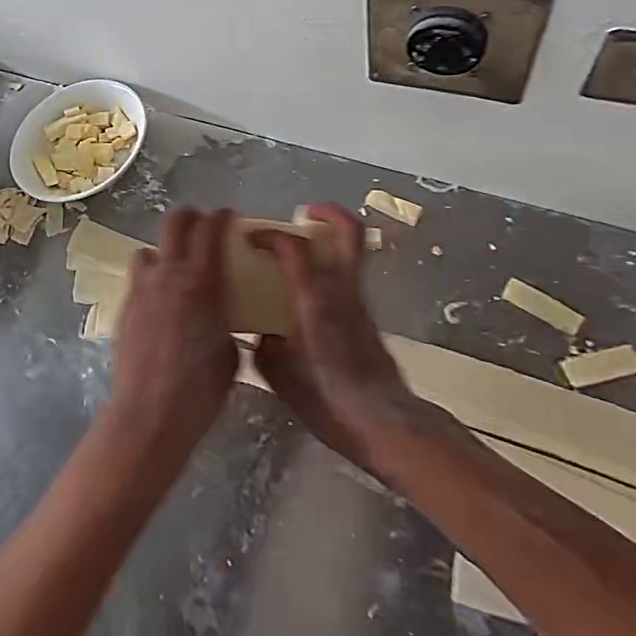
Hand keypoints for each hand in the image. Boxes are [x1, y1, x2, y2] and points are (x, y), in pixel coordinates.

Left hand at [108, 208, 237, 451]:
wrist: (150, 414)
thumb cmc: (202, 388)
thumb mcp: (230, 350)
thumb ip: (225, 319)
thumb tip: (221, 315)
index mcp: (203, 281)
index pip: (211, 229)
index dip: (221, 216)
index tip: (229, 216)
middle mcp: (170, 275)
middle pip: (175, 223)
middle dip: (191, 217)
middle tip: (202, 226)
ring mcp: (142, 290)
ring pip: (150, 249)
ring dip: (166, 250)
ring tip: (176, 267)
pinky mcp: (124, 309)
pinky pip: (138, 279)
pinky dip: (151, 278)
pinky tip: (160, 301)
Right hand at [251, 202, 426, 470]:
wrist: (383, 423)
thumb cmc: (329, 401)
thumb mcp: (282, 378)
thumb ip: (266, 349)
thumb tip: (263, 336)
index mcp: (315, 301)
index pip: (295, 247)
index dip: (271, 235)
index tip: (251, 237)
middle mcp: (343, 292)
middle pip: (350, 231)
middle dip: (328, 212)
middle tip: (304, 213)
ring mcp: (360, 303)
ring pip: (352, 252)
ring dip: (329, 241)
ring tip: (300, 252)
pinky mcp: (368, 318)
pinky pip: (348, 279)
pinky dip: (330, 272)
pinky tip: (309, 296)